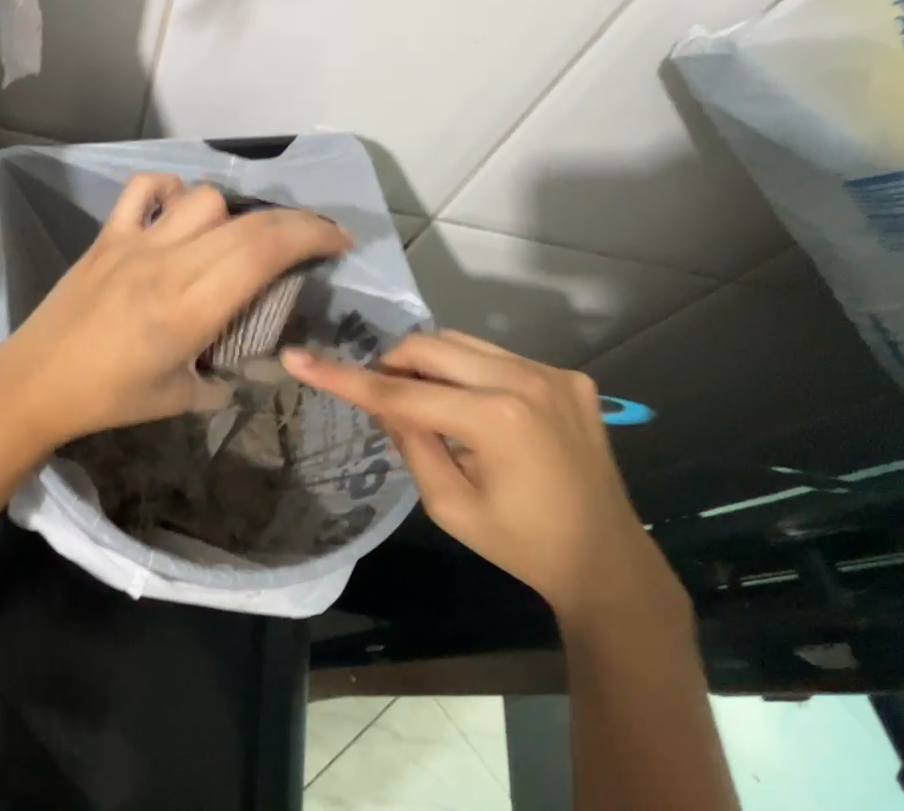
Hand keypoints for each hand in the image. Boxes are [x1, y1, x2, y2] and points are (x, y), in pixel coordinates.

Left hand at [0, 172, 350, 454]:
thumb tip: (255, 366)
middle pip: (246, 221)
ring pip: (201, 197)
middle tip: (314, 238)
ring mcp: (133, 244)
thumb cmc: (107, 400)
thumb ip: (226, 379)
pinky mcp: (105, 237)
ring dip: (232, 213)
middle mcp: (166, 265)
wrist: (34, 384)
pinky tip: (178, 217)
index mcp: (189, 309)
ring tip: (235, 239)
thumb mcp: (180, 400)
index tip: (338, 242)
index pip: (264, 251)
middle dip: (294, 221)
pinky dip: (171, 193)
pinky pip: (144, 190)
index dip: (311, 236)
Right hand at [283, 330, 680, 624]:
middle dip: (394, 366)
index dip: (343, 377)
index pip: (399, 392)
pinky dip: (470, 374)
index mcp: (495, 420)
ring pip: (462, 343)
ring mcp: (553, 373)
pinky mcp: (569, 377)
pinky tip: (478, 412)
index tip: (297, 357)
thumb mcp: (447, 504)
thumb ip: (410, 443)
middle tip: (385, 402)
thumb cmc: (519, 543)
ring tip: (432, 408)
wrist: (606, 559)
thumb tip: (384, 402)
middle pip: (429, 346)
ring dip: (431, 366)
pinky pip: (497, 357)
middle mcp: (525, 381)